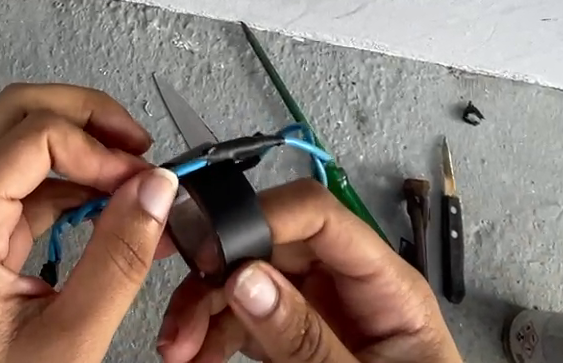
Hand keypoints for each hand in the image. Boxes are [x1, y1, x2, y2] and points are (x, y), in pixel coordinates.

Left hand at [0, 83, 182, 362]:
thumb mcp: (67, 344)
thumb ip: (118, 258)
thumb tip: (156, 188)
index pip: (35, 133)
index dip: (98, 146)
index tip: (142, 178)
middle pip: (16, 111)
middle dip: (83, 116)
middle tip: (136, 143)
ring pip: (12, 137)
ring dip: (74, 143)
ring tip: (128, 176)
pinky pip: (12, 180)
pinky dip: (59, 180)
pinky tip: (100, 203)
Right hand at [155, 180, 462, 362]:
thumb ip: (307, 341)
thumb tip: (245, 277)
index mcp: (384, 285)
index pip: (318, 214)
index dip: (262, 218)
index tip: (213, 253)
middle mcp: (347, 285)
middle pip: (269, 244)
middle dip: (218, 272)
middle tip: (181, 312)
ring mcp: (318, 310)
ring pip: (246, 276)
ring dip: (204, 306)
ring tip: (178, 348)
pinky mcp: (295, 336)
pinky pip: (244, 315)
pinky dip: (212, 332)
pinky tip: (194, 354)